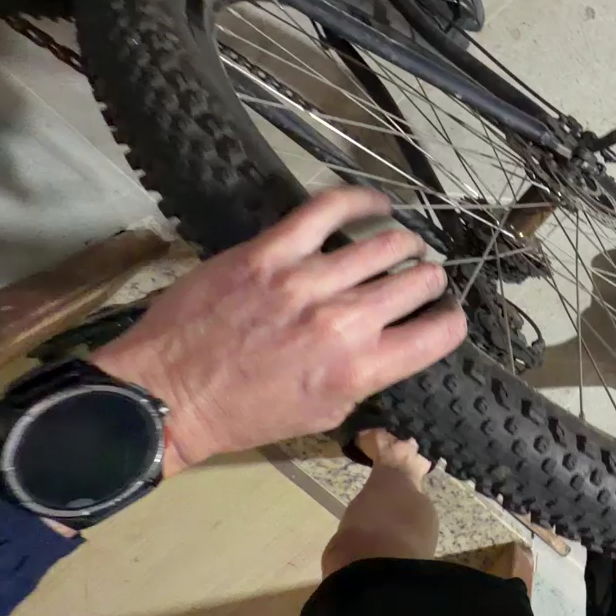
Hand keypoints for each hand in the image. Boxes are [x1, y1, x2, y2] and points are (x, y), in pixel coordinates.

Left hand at [91, 188, 466, 473]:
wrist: (162, 397)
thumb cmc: (248, 414)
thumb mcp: (327, 413)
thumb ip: (372, 374)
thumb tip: (401, 336)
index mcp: (360, 369)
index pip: (441, 333)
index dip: (453, 320)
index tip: (446, 314)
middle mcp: (344, 322)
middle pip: (420, 280)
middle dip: (430, 279)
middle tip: (420, 280)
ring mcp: (307, 281)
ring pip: (387, 243)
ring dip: (406, 245)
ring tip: (403, 246)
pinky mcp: (272, 251)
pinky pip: (331, 208)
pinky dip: (364, 200)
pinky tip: (379, 203)